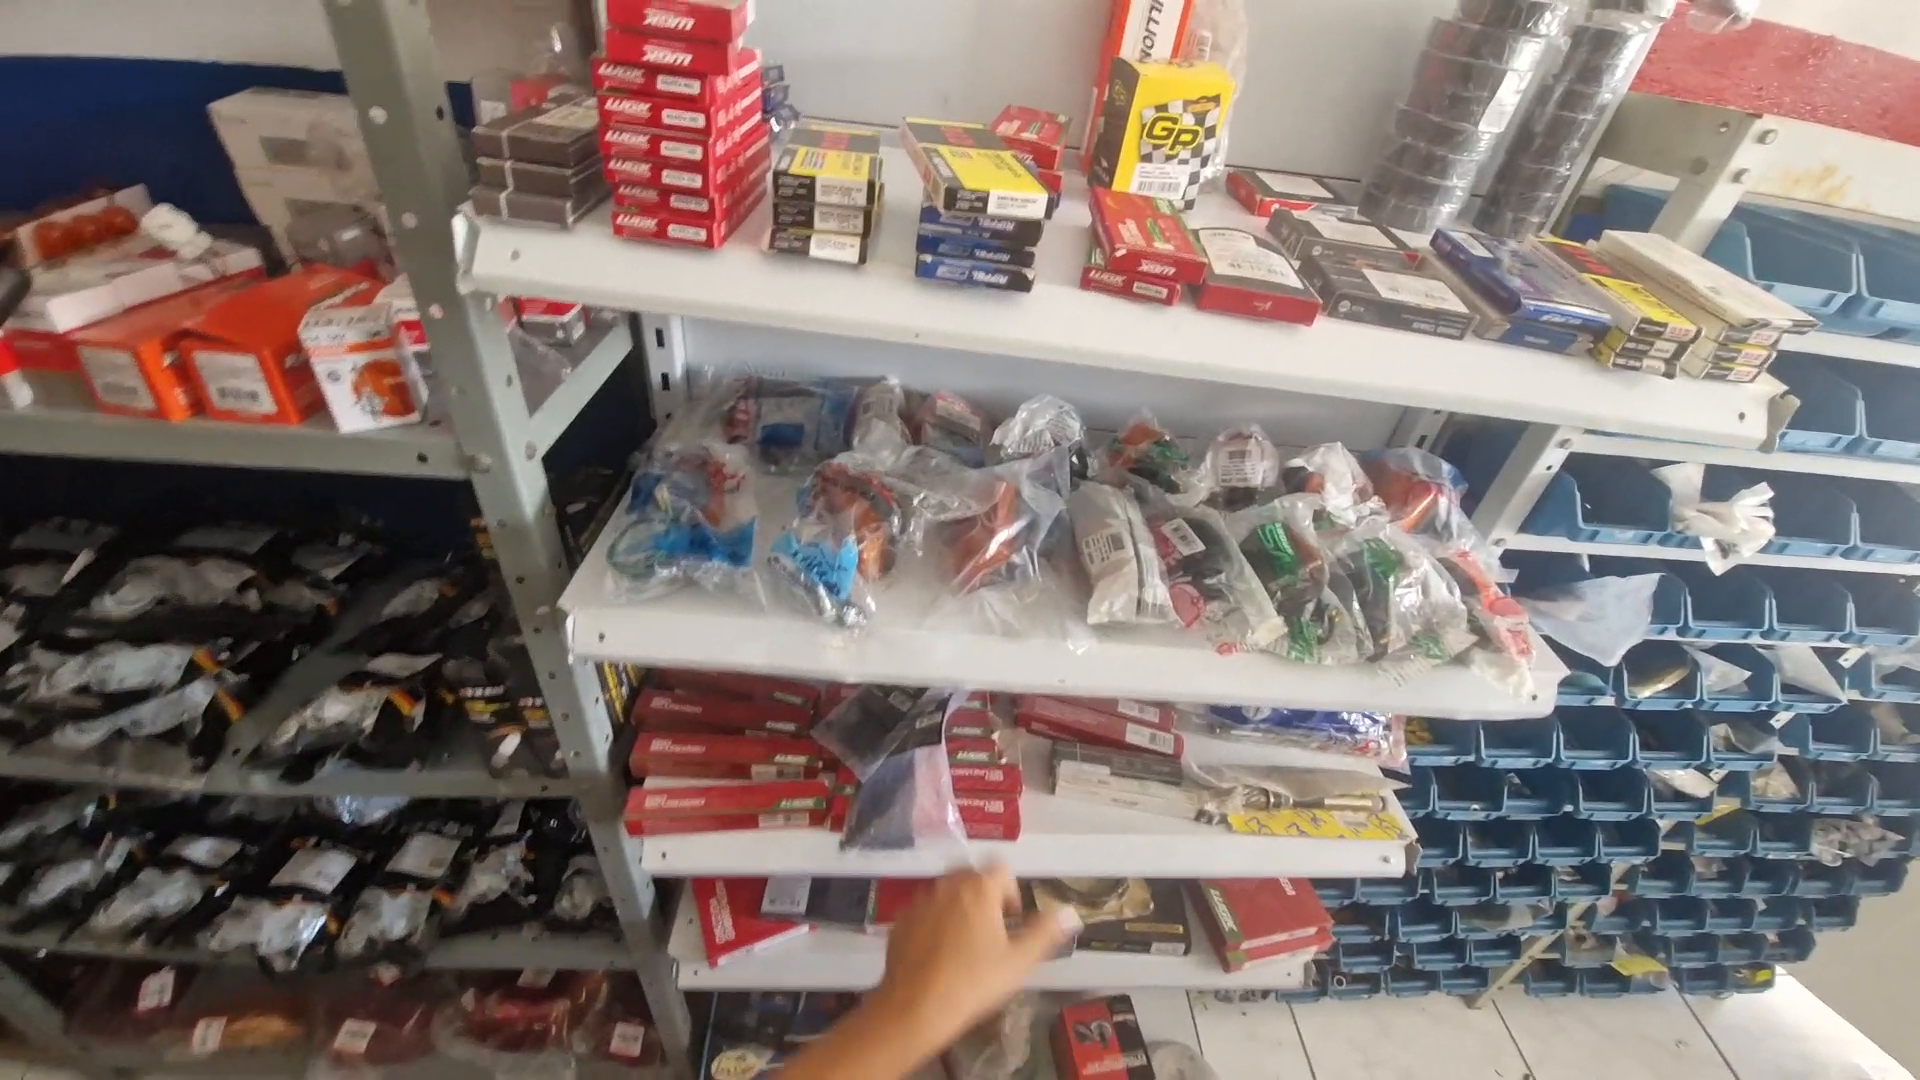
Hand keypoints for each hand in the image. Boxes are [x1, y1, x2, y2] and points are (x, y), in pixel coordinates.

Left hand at [867, 865, 1082, 1052]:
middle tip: (990, 935)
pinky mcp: (901, 917)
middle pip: (974, 877)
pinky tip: (938, 953)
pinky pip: (925, 909)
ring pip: (948, 892)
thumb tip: (1070, 912)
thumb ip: (1046, 932)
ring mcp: (921, 898)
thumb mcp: (1018, 962)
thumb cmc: (973, 982)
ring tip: (964, 945)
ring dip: (959, 908)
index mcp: (980, 887)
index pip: (1003, 870)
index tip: (1010, 924)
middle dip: (985, 898)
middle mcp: (949, 882)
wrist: (915, 1007)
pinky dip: (934, 921)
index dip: (1011, 894)